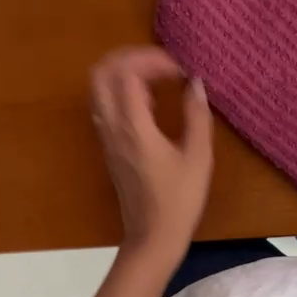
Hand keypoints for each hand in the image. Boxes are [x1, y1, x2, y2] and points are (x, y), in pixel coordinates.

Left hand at [90, 46, 213, 267]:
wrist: (152, 237)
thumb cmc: (179, 201)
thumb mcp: (198, 158)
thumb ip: (197, 115)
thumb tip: (196, 84)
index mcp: (133, 126)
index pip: (127, 72)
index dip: (152, 59)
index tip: (179, 70)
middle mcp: (112, 127)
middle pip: (102, 72)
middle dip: (130, 58)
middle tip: (161, 65)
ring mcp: (106, 138)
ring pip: (99, 89)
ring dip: (124, 74)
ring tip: (158, 82)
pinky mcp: (109, 148)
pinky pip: (105, 107)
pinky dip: (123, 93)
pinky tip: (151, 106)